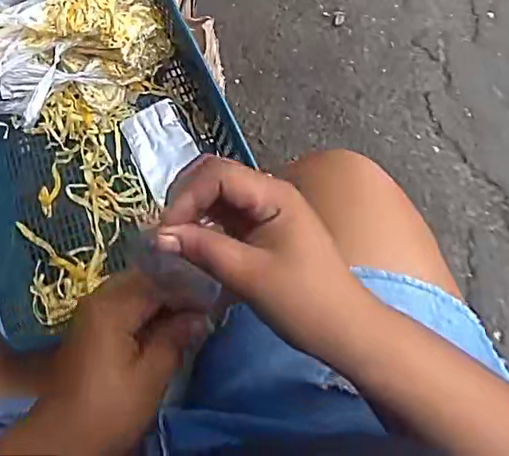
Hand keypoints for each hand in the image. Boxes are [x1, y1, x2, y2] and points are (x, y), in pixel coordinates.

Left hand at [0, 272, 205, 455]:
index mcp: (112, 305)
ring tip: (189, 308)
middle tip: (204, 299)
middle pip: (143, 277)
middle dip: (174, 286)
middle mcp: (99, 296)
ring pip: (133, 287)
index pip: (157, 280)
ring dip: (160, 295)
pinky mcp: (90, 322)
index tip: (213, 295)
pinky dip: (145, 306)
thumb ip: (174, 340)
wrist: (62, 437)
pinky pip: (123, 300)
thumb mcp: (149, 379)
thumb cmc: (108, 410)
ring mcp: (92, 307)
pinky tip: (164, 320)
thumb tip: (199, 316)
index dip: (187, 286)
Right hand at [153, 156, 375, 359]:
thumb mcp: (250, 277)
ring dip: (193, 211)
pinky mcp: (263, 228)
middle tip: (166, 233)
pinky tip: (193, 246)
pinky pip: (225, 214)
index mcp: (272, 192)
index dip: (187, 196)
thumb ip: (203, 250)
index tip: (166, 231)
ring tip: (174, 240)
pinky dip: (205, 225)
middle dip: (186, 198)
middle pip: (215, 176)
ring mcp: (266, 208)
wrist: (350, 334)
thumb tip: (158, 236)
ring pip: (217, 194)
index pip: (217, 174)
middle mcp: (268, 191)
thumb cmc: (305, 303)